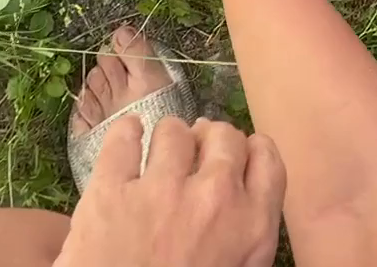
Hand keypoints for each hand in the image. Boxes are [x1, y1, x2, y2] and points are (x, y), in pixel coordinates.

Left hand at [56, 115, 285, 266]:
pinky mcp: (110, 193)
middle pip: (224, 136)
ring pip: (175, 131)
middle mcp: (215, 196)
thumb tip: (244, 208)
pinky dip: (126, 133)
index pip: (266, 157)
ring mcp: (161, 190)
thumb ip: (250, 243)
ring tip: (158, 155)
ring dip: (170, 140)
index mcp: (251, 227)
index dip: (251, 152)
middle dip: (211, 143)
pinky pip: (124, 139)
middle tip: (196, 158)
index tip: (237, 160)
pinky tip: (128, 138)